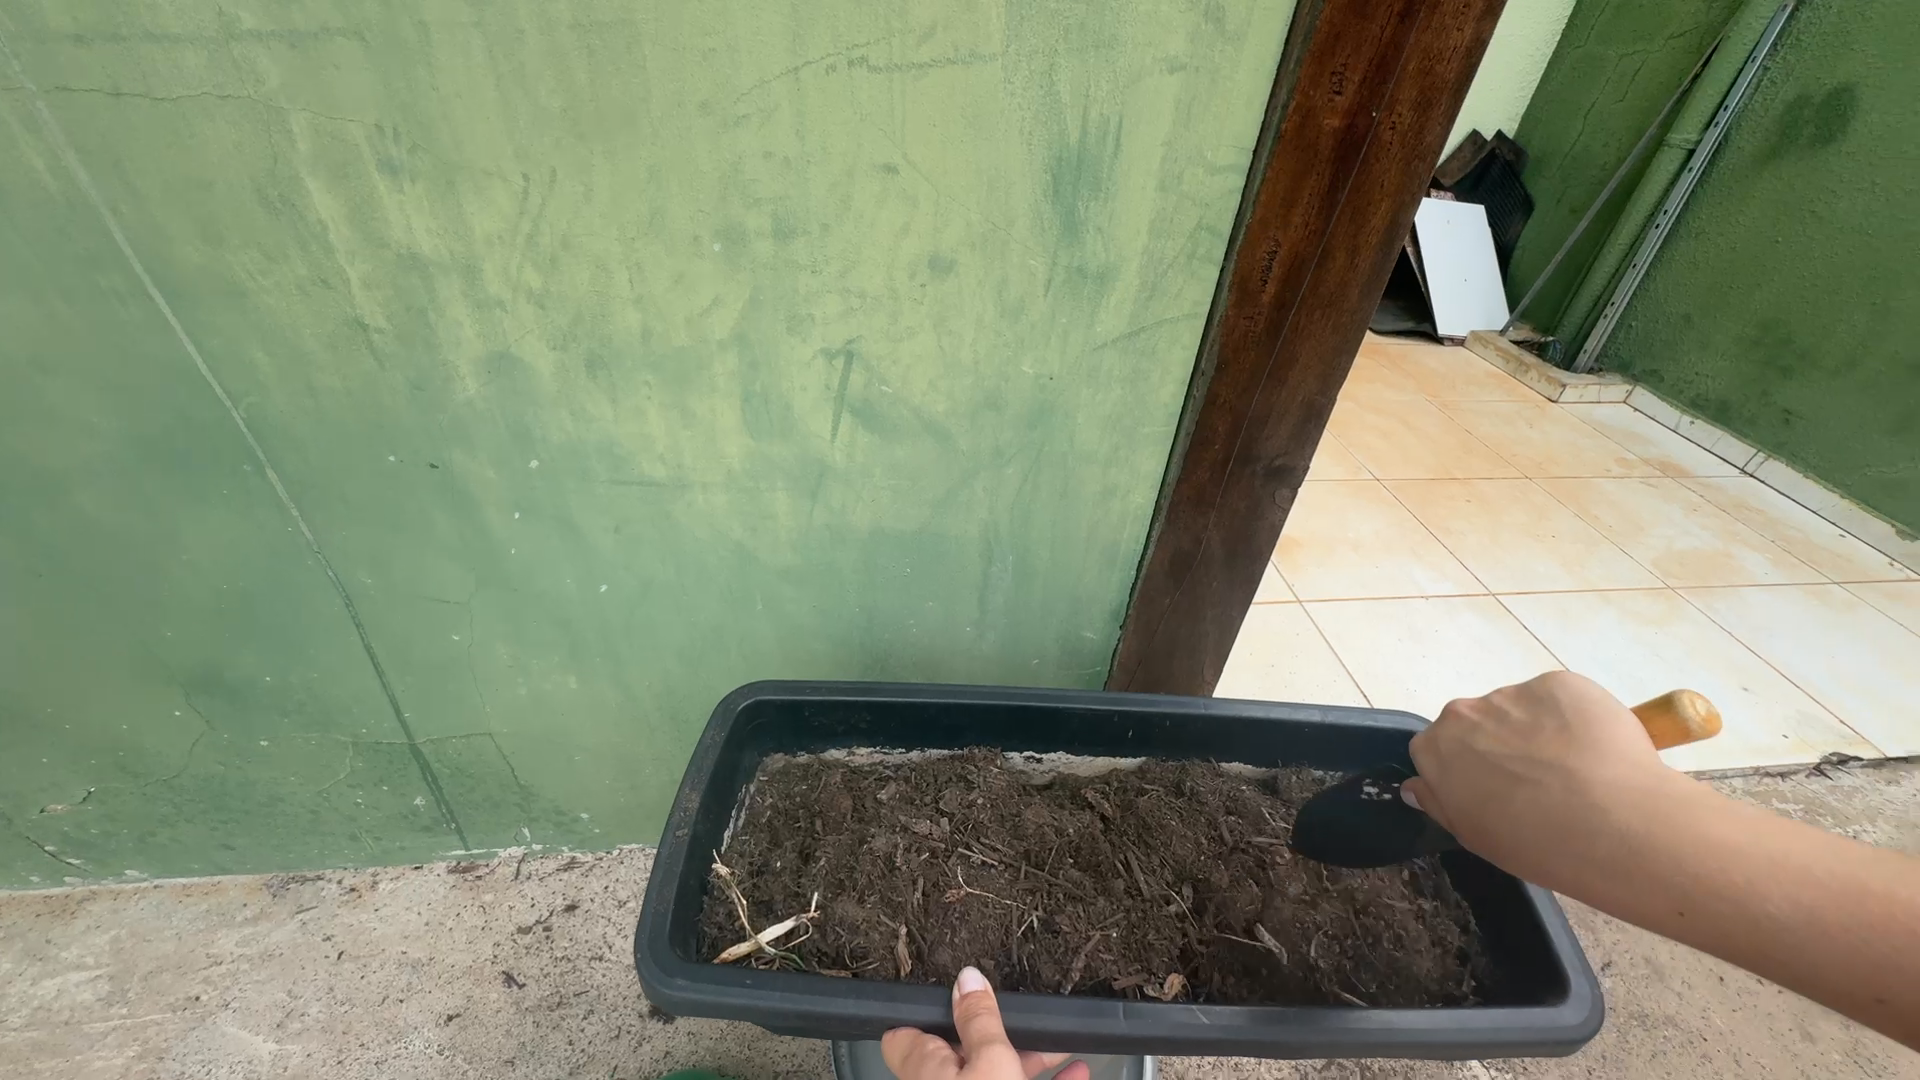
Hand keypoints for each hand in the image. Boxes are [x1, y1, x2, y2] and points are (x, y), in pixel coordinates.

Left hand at [881, 967, 1089, 1079]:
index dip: (931, 1011)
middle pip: (965, 1053)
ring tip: (1062, 1042)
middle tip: (1030, 1017)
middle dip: (1001, 1034)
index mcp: (927, 1072)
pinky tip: (1077, 1073)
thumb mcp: (991, 1065)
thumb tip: (966, 977)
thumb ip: (980, 1021)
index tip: (959, 992)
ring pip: (998, 1076)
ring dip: (1030, 1060)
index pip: (907, 1035)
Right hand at [1400, 671, 1694, 890]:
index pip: (1439, 749)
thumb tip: (1416, 787)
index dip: (1468, 769)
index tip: (1496, 791)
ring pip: (1522, 711)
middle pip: (1477, 723)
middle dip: (1501, 745)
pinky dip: (1578, 719)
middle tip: (1540, 782)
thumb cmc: (1535, 841)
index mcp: (1435, 746)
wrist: (1616, 825)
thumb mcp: (1474, 836)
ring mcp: (1512, 693)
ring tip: (1581, 772)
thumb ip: (1439, 803)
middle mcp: (1463, 711)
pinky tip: (1600, 753)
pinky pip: (1563, 699)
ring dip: (1541, 732)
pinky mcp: (1560, 684)